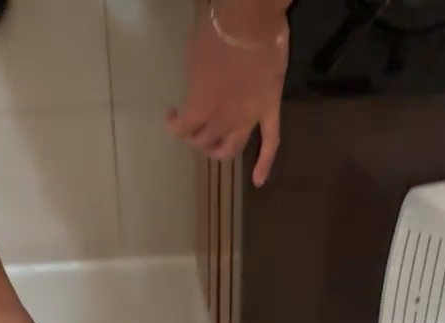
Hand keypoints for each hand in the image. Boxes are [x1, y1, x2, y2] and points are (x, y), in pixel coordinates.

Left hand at [167, 1, 287, 185]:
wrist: (251, 19)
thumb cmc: (216, 33)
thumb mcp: (193, 59)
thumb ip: (194, 85)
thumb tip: (197, 91)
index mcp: (200, 108)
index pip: (183, 129)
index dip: (175, 125)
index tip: (173, 116)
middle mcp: (223, 120)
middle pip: (206, 141)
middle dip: (196, 137)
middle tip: (194, 129)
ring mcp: (249, 118)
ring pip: (232, 147)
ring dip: (220, 151)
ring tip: (216, 149)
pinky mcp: (270, 111)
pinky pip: (270, 142)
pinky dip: (264, 163)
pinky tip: (257, 180)